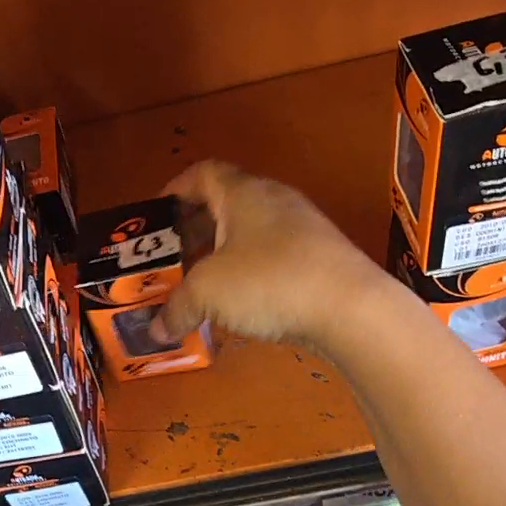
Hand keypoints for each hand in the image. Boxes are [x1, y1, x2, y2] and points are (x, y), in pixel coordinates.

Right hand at [150, 160, 392, 349]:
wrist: (349, 307)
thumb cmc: (268, 281)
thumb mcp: (208, 292)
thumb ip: (177, 307)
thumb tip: (157, 331)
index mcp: (242, 193)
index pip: (203, 174)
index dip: (176, 190)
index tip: (156, 215)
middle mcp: (273, 201)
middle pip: (225, 206)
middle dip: (194, 232)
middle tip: (171, 259)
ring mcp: (301, 230)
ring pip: (249, 235)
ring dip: (221, 257)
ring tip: (200, 286)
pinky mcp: (318, 260)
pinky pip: (270, 260)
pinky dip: (247, 276)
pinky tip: (238, 306)